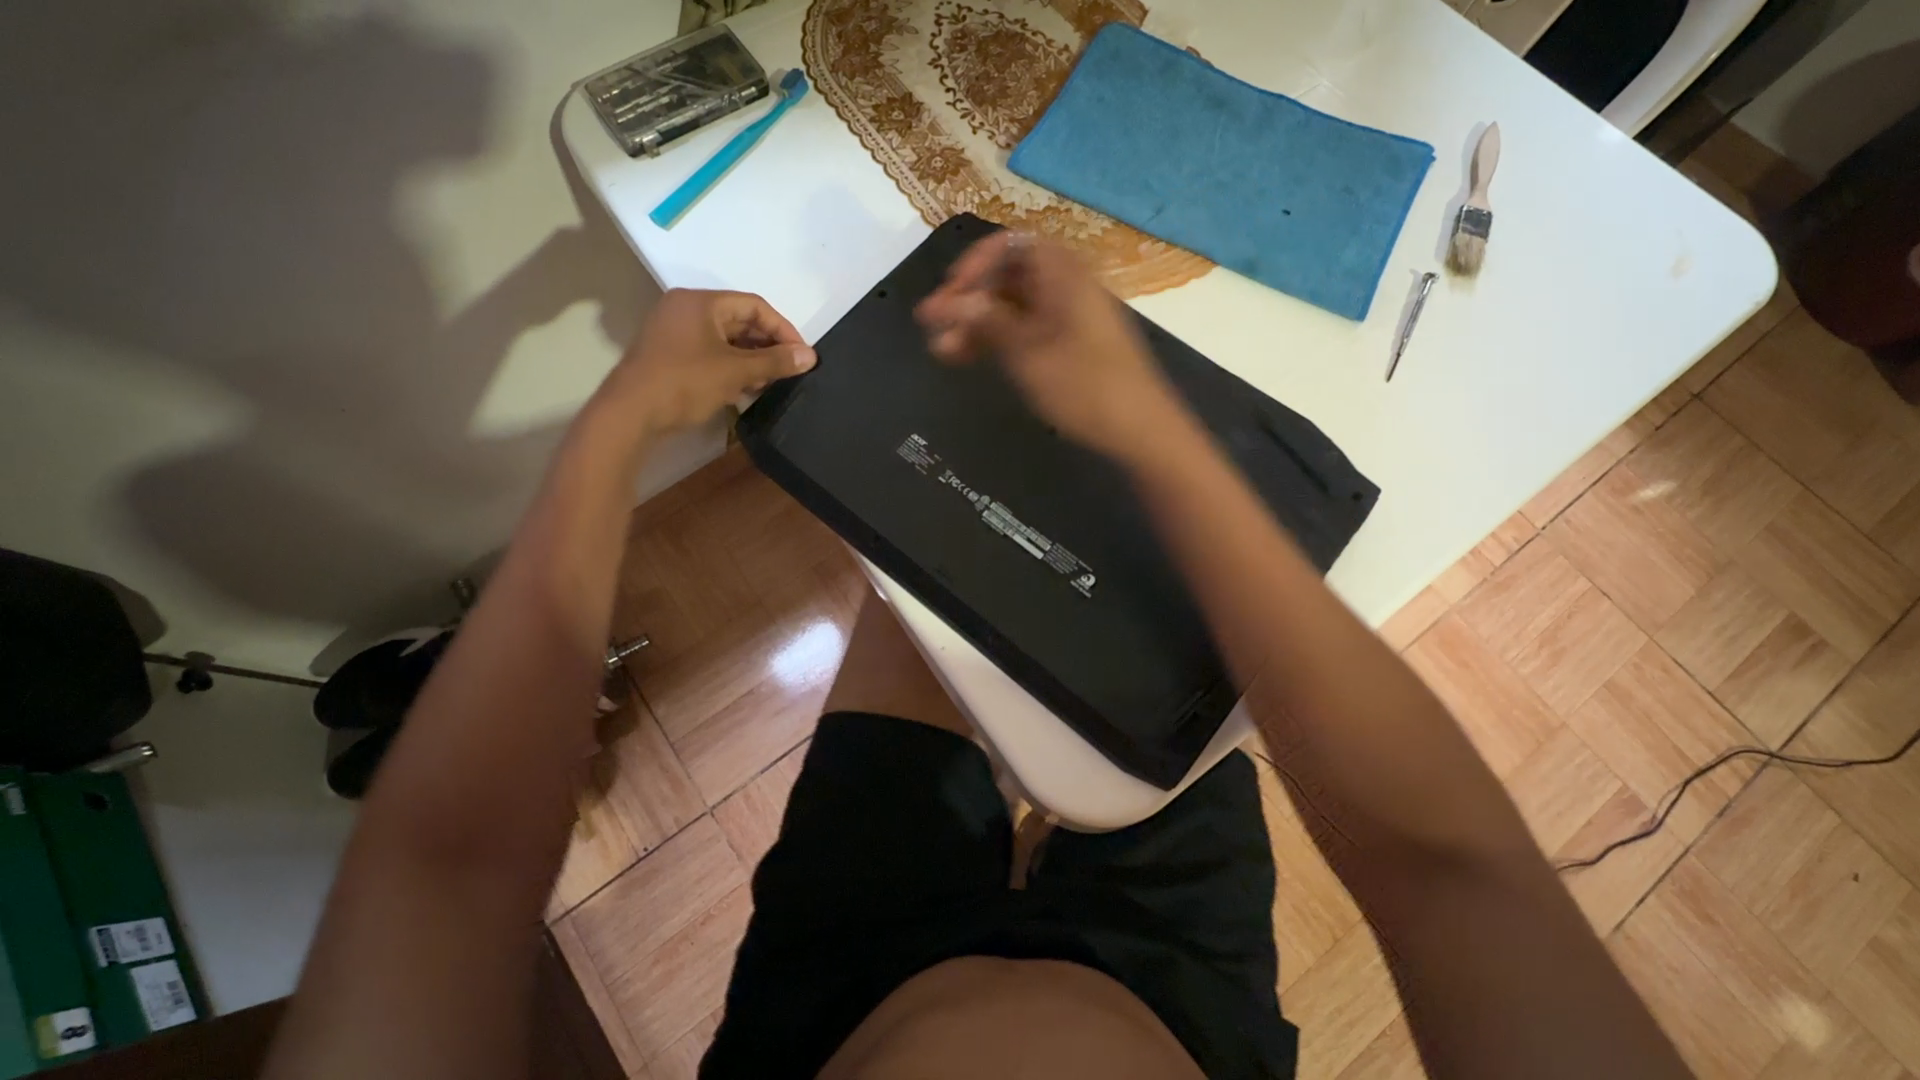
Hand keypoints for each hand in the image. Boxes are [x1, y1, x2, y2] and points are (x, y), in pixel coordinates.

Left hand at [594, 288, 815, 436]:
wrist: (630, 414)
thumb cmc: (685, 383)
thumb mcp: (735, 372)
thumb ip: (775, 362)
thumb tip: (810, 356)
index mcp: (700, 302)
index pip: (754, 305)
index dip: (783, 329)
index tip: (802, 355)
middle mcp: (685, 309)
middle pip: (739, 321)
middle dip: (767, 346)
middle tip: (788, 370)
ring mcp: (673, 332)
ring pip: (724, 340)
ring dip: (750, 359)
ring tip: (770, 382)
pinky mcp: (668, 356)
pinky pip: (708, 353)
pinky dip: (730, 367)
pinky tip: (744, 389)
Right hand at [915, 232, 1186, 463]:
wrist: (1142, 431)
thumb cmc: (1086, 388)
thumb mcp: (1029, 354)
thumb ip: (986, 322)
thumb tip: (943, 301)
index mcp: (1063, 275)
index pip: (1010, 244)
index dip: (974, 264)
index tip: (948, 294)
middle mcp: (1065, 286)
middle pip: (1007, 275)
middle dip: (967, 298)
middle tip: (931, 326)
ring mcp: (1067, 316)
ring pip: (1011, 306)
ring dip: (975, 323)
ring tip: (941, 352)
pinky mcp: (1068, 344)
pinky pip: (1024, 329)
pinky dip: (996, 340)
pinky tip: (967, 360)